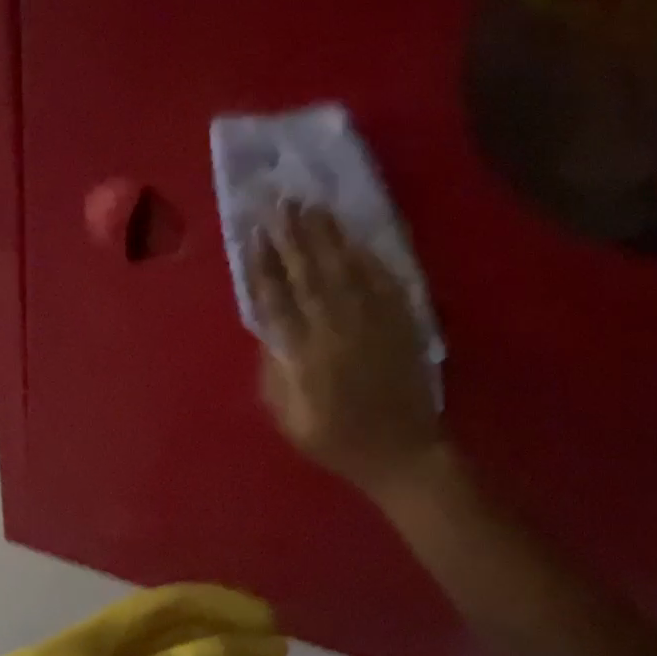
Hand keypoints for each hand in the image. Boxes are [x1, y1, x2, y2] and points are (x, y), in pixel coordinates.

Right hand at [250, 201, 443, 498]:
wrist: (405, 454)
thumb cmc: (341, 443)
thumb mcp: (292, 421)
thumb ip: (275, 375)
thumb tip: (268, 332)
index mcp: (307, 358)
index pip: (278, 300)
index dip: (263, 265)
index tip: (252, 233)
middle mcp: (338, 331)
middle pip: (310, 273)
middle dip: (291, 235)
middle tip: (278, 200)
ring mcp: (373, 323)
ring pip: (345, 269)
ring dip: (326, 235)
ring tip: (310, 205)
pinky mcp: (400, 323)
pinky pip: (382, 281)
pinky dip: (366, 257)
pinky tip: (353, 236)